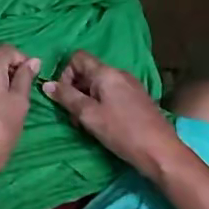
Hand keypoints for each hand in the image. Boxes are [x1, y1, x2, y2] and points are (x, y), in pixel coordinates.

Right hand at [42, 51, 182, 179]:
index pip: (78, 57)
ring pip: (99, 84)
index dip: (65, 73)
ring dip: (87, 100)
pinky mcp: (137, 99)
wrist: (160, 151)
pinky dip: (101, 104)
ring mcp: (131, 85)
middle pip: (88, 71)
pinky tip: (103, 124)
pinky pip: (112, 93)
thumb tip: (47, 84)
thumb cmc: (122, 131)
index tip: (64, 96)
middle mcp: (119, 73)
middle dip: (75, 90)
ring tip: (87, 123)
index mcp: (107, 73)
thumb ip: (67, 98)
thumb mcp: (89, 115)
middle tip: (73, 116)